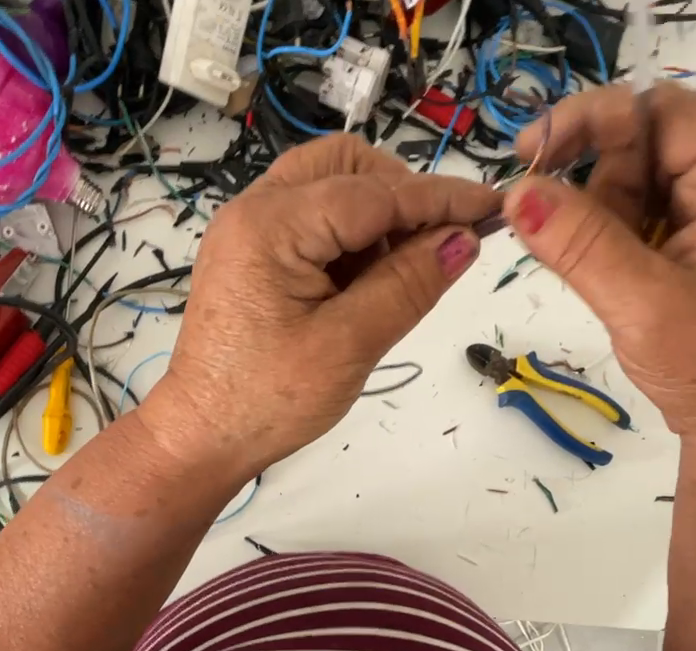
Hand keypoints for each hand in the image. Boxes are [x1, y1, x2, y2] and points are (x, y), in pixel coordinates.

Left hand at [142, 136, 499, 472]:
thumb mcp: (348, 345)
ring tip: (394, 278)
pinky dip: (348, 240)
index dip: (438, 199)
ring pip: (329, 189)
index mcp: (271, 225)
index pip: (373, 193)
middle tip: (433, 251)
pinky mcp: (251, 256)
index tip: (493, 207)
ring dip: (375, 218)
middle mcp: (253, 210)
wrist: (203, 438)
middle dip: (400, 197)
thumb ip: (408, 286)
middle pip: (345, 167)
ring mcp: (248, 231)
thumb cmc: (269, 401)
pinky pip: (312, 222)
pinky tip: (364, 286)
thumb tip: (463, 240)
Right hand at [502, 84, 695, 443]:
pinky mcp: (695, 243)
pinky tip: (597, 275)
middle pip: (645, 141)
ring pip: (632, 182)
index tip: (529, 156)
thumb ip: (580, 245)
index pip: (663, 111)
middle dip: (590, 179)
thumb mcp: (644, 306)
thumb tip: (516, 191)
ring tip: (593, 277)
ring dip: (592, 218)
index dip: (594, 120)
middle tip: (541, 223)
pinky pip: (635, 219)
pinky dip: (602, 241)